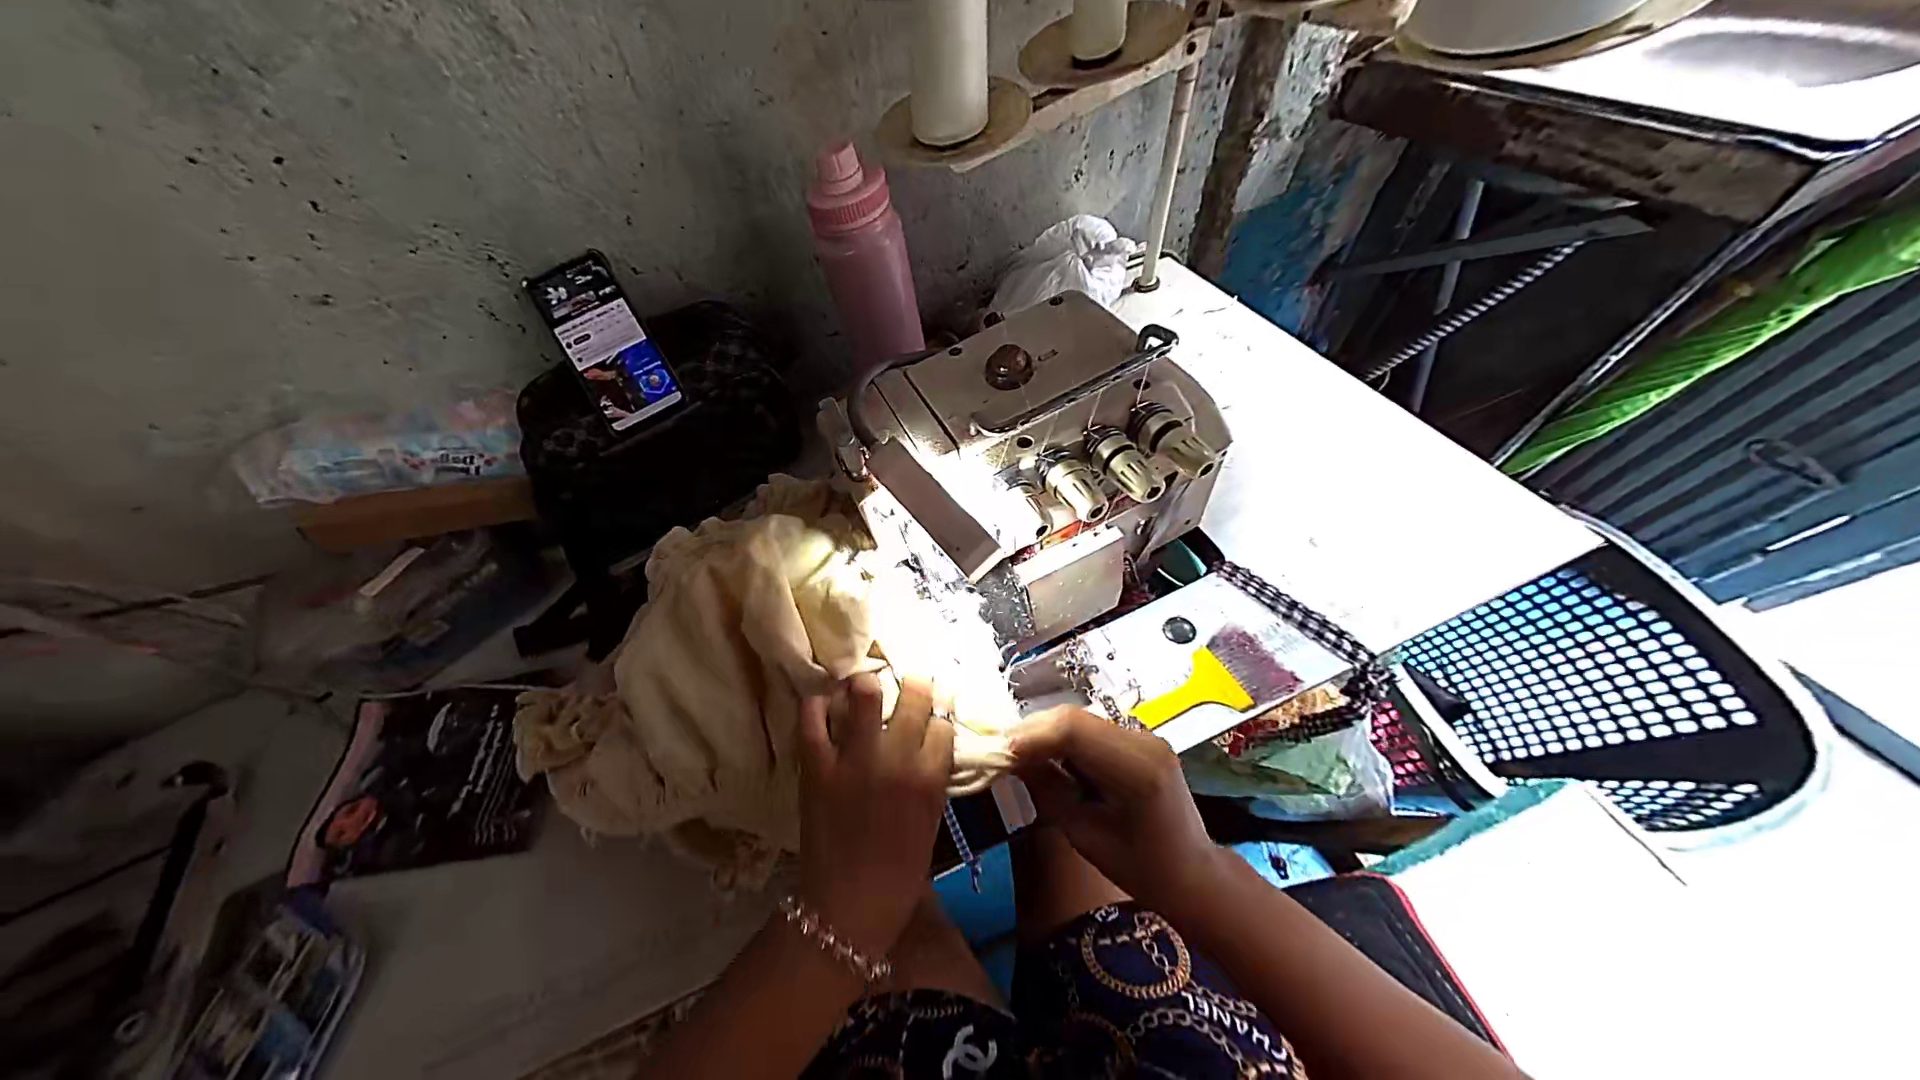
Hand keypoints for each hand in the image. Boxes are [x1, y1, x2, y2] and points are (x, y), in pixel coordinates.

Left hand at [796, 673, 954, 959]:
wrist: (848, 906)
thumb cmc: (898, 871)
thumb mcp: (931, 819)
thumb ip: (931, 775)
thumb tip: (927, 740)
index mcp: (930, 777)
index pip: (943, 721)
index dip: (939, 712)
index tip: (933, 709)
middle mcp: (897, 759)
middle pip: (915, 694)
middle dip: (915, 685)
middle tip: (906, 687)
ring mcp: (854, 759)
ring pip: (865, 691)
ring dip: (866, 684)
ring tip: (862, 690)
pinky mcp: (817, 765)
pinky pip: (813, 716)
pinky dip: (819, 705)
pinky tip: (826, 709)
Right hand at [1010, 707, 1226, 916]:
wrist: (1191, 872)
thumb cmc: (1141, 869)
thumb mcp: (1085, 835)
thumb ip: (1048, 790)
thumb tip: (1009, 758)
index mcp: (1138, 770)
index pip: (1073, 731)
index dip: (1031, 737)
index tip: (999, 754)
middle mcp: (1144, 740)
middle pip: (1073, 718)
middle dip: (1032, 732)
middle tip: (1000, 754)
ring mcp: (1143, 734)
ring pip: (1078, 719)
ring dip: (1044, 733)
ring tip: (1018, 758)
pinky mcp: (1137, 737)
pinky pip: (1089, 728)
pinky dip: (1062, 739)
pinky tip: (1047, 758)